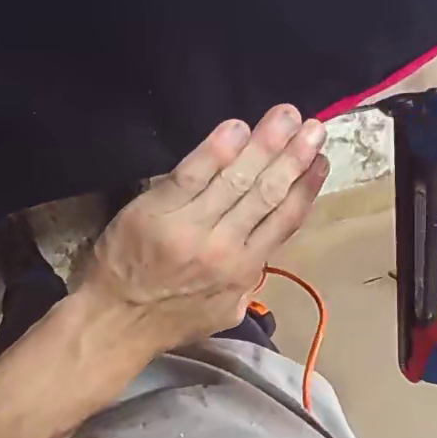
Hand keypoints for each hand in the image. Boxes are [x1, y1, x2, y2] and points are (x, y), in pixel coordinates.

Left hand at [78, 104, 329, 356]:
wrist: (115, 321)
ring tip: (285, 116)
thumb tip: (263, 252)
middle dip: (294, 156)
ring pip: (237, 179)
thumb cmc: (168, 318)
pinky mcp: (157, 210)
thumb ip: (248, 282)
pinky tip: (236, 128)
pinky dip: (215, 150)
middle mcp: (225, 246)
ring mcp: (191, 226)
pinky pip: (192, 174)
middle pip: (267, 192)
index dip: (306, 187)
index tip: (321, 160)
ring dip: (265, 144)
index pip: (284, 220)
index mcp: (244, 270)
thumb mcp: (223, 312)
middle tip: (314, 125)